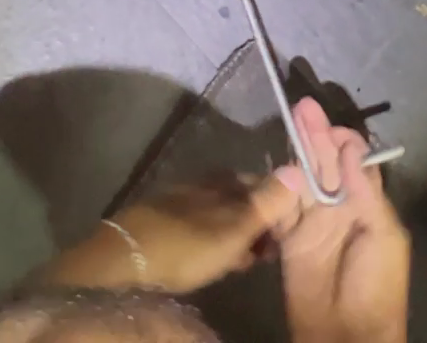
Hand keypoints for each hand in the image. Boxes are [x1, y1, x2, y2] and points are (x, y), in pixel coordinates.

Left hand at [42, 172, 298, 293]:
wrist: (128, 259)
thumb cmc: (188, 244)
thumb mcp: (234, 228)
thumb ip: (266, 202)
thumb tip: (298, 167)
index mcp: (222, 181)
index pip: (260, 182)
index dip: (278, 201)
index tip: (290, 225)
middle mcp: (203, 184)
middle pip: (240, 197)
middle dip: (258, 219)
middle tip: (270, 248)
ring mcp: (182, 201)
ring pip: (220, 213)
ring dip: (237, 232)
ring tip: (248, 258)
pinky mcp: (164, 222)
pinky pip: (201, 226)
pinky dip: (216, 239)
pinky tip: (215, 258)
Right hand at [272, 97, 411, 342]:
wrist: (347, 338)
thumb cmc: (377, 286)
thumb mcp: (384, 236)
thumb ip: (366, 191)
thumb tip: (349, 146)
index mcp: (367, 205)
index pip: (353, 162)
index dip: (343, 141)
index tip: (334, 127)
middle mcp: (338, 207)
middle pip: (324, 163)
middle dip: (314, 134)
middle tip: (303, 106)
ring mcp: (312, 221)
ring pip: (301, 177)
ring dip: (294, 150)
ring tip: (290, 120)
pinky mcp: (289, 238)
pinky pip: (280, 207)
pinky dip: (275, 186)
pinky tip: (273, 163)